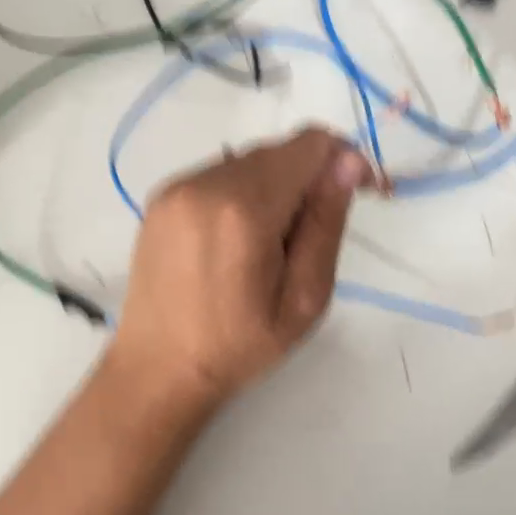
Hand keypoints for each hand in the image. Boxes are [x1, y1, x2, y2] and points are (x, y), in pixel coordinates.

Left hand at [106, 127, 375, 416]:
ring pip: (249, 160)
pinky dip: (242, 192)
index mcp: (245, 208)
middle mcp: (207, 182)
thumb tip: (347, 163)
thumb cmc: (239, 346)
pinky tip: (237, 239)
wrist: (156, 370)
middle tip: (310, 236)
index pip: (309, 144)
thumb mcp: (304, 298)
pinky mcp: (162, 196)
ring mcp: (178, 186)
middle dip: (307, 178)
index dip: (342, 158)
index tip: (358, 191)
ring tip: (269, 244)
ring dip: (274, 185)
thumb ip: (326, 223)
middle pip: (279, 150)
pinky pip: (220, 173)